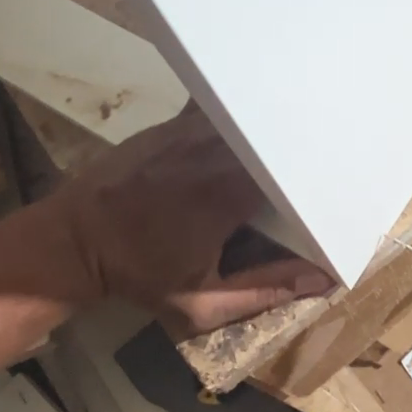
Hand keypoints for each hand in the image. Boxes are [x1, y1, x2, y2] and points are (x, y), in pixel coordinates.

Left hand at [42, 107, 333, 331]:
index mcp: (227, 193)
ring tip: (302, 135)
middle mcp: (213, 151)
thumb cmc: (138, 275)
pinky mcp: (174, 122)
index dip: (318, 174)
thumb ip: (265, 290)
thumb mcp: (201, 302)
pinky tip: (257, 116)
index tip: (339, 182)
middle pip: (274, 137)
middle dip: (302, 147)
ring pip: (249, 119)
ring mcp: (190, 129)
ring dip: (274, 129)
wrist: (73, 240)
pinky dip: (241, 115)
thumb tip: (323, 279)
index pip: (291, 171)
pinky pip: (220, 109)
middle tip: (329, 156)